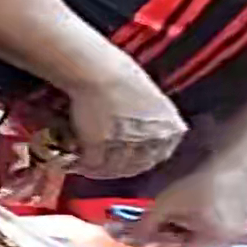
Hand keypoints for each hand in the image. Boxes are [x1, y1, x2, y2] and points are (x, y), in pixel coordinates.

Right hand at [65, 74, 187, 179]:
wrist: (103, 75)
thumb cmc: (125, 83)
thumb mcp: (154, 107)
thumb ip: (152, 126)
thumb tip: (135, 142)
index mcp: (172, 130)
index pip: (156, 159)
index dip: (135, 165)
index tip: (119, 166)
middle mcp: (153, 139)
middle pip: (134, 166)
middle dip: (114, 171)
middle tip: (96, 170)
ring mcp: (126, 142)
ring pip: (112, 168)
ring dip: (96, 171)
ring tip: (82, 167)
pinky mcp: (100, 143)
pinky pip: (92, 163)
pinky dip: (81, 167)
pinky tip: (74, 164)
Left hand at [131, 164, 246, 246]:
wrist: (231, 169)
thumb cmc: (195, 189)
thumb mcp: (163, 209)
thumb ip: (145, 228)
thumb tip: (127, 241)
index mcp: (216, 240)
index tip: (141, 243)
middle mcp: (231, 241)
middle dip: (166, 241)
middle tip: (147, 233)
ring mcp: (237, 233)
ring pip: (198, 240)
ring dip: (177, 235)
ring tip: (160, 225)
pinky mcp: (237, 224)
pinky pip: (209, 233)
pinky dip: (190, 229)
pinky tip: (176, 220)